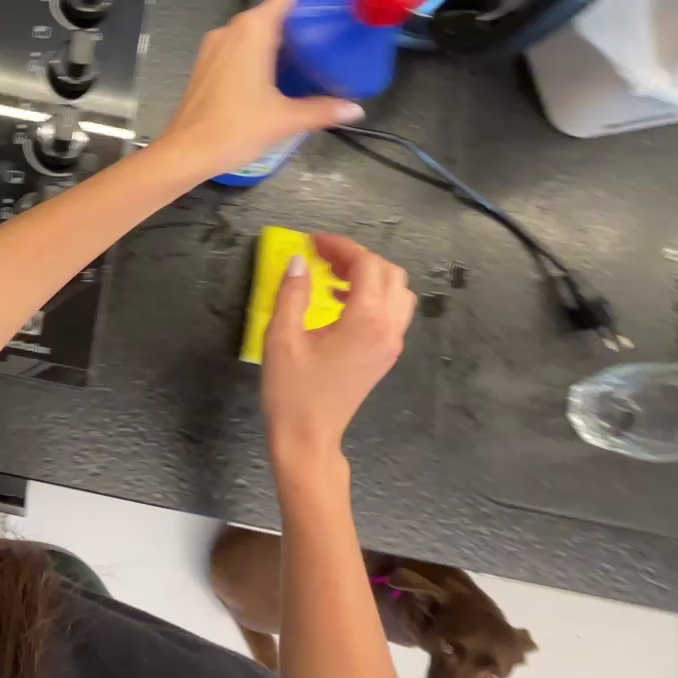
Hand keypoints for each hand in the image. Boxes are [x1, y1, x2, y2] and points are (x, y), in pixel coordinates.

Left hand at [156, 0, 364, 177]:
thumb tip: (356, 109)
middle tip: (329, 47)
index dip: (315, 4)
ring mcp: (212, 48)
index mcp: (251, 30)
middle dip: (300, 29)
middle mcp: (230, 31)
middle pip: (272, 16)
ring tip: (308, 64)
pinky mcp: (204, 67)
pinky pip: (238, 51)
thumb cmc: (235, 129)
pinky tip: (276, 80)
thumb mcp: (285, 119)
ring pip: (253, 35)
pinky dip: (258, 58)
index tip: (336, 19)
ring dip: (279, 46)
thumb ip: (323, 109)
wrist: (184, 154)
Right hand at [261, 235, 416, 479]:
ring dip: (368, 276)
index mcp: (365, 321)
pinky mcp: (384, 355)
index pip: (365, 266)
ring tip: (331, 277)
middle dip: (356, 258)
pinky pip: (391, 312)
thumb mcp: (281, 337)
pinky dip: (371, 296)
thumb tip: (298, 261)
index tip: (312, 242)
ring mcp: (390, 343)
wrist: (308, 436)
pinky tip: (338, 303)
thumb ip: (292, 294)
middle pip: (388, 274)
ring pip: (396, 292)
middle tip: (321, 256)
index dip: (340, 246)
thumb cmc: (291, 389)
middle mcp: (387, 328)